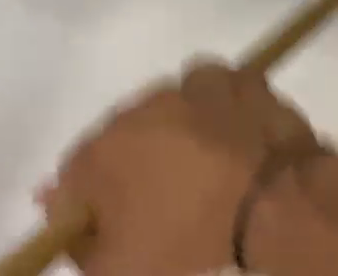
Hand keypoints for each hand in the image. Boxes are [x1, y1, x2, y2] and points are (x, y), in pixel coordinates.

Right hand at [41, 61, 324, 275]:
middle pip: (125, 132)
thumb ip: (78, 239)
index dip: (86, 201)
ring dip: (178, 122)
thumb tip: (65, 206)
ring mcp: (201, 86)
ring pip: (175, 99)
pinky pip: (221, 85)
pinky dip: (221, 102)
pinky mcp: (245, 80)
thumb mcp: (113, 267)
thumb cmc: (188, 238)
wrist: (272, 200)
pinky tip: (230, 129)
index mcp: (104, 149)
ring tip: (197, 156)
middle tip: (159, 192)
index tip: (108, 222)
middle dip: (133, 159)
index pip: (74, 174)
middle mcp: (148, 105)